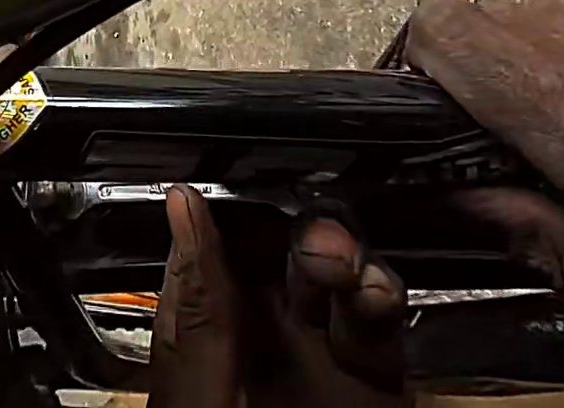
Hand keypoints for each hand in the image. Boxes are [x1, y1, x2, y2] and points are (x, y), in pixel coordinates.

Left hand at [150, 186, 407, 407]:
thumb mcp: (196, 406)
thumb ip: (197, 312)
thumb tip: (182, 203)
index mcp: (203, 339)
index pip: (218, 250)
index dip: (235, 212)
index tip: (251, 179)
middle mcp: (261, 346)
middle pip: (283, 262)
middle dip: (298, 235)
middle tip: (312, 238)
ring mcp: (320, 372)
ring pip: (337, 288)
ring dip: (344, 260)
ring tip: (345, 264)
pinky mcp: (373, 397)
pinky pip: (381, 337)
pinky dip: (382, 304)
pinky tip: (376, 293)